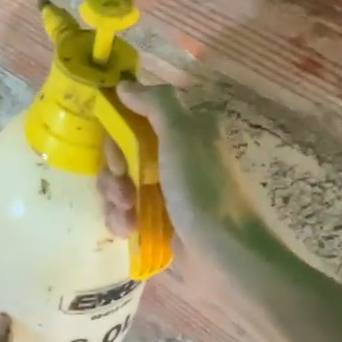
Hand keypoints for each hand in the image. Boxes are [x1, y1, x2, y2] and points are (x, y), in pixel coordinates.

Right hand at [99, 80, 257, 248]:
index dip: (118, 129)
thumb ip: (155, 103)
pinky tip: (130, 229)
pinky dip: (121, 218)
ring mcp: (166, 189)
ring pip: (119, 182)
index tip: (116, 148)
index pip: (137, 115)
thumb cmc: (205, 190)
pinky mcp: (158, 220)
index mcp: (187, 129)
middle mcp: (176, 154)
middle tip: (122, 186)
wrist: (227, 257)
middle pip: (122, 149)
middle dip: (114, 169)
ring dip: (115, 196)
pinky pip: (123, 210)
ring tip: (127, 213)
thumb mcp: (183, 135)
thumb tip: (124, 84)